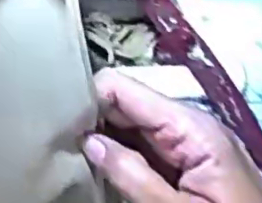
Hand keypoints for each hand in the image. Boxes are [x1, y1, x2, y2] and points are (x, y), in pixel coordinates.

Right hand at [81, 69, 261, 202]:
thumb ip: (133, 176)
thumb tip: (88, 140)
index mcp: (191, 125)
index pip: (120, 86)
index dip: (88, 100)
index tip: (63, 126)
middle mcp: (191, 124)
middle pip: (126, 103)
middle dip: (96, 121)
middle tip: (67, 146)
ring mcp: (196, 146)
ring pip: (135, 127)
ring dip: (109, 141)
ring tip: (81, 158)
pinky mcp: (197, 168)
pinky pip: (151, 150)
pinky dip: (128, 157)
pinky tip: (110, 172)